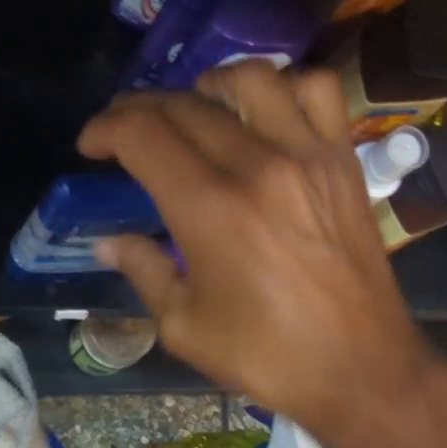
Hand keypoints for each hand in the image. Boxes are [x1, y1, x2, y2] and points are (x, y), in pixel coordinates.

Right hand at [76, 61, 446, 434]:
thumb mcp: (184, 327)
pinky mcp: (343, 162)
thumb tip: (110, 241)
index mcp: (208, 210)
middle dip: (141, 111)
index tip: (90, 145)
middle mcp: (256, 165)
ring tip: (193, 110)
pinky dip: (283, 87)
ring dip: (207, 86)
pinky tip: (265, 113)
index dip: (106, 129)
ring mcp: (307, 156)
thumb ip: (144, 271)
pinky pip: (316, 91)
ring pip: (250, 80)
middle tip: (125, 135)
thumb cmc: (263, 356)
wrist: (356, 367)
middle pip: (185, 105)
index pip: (144, 135)